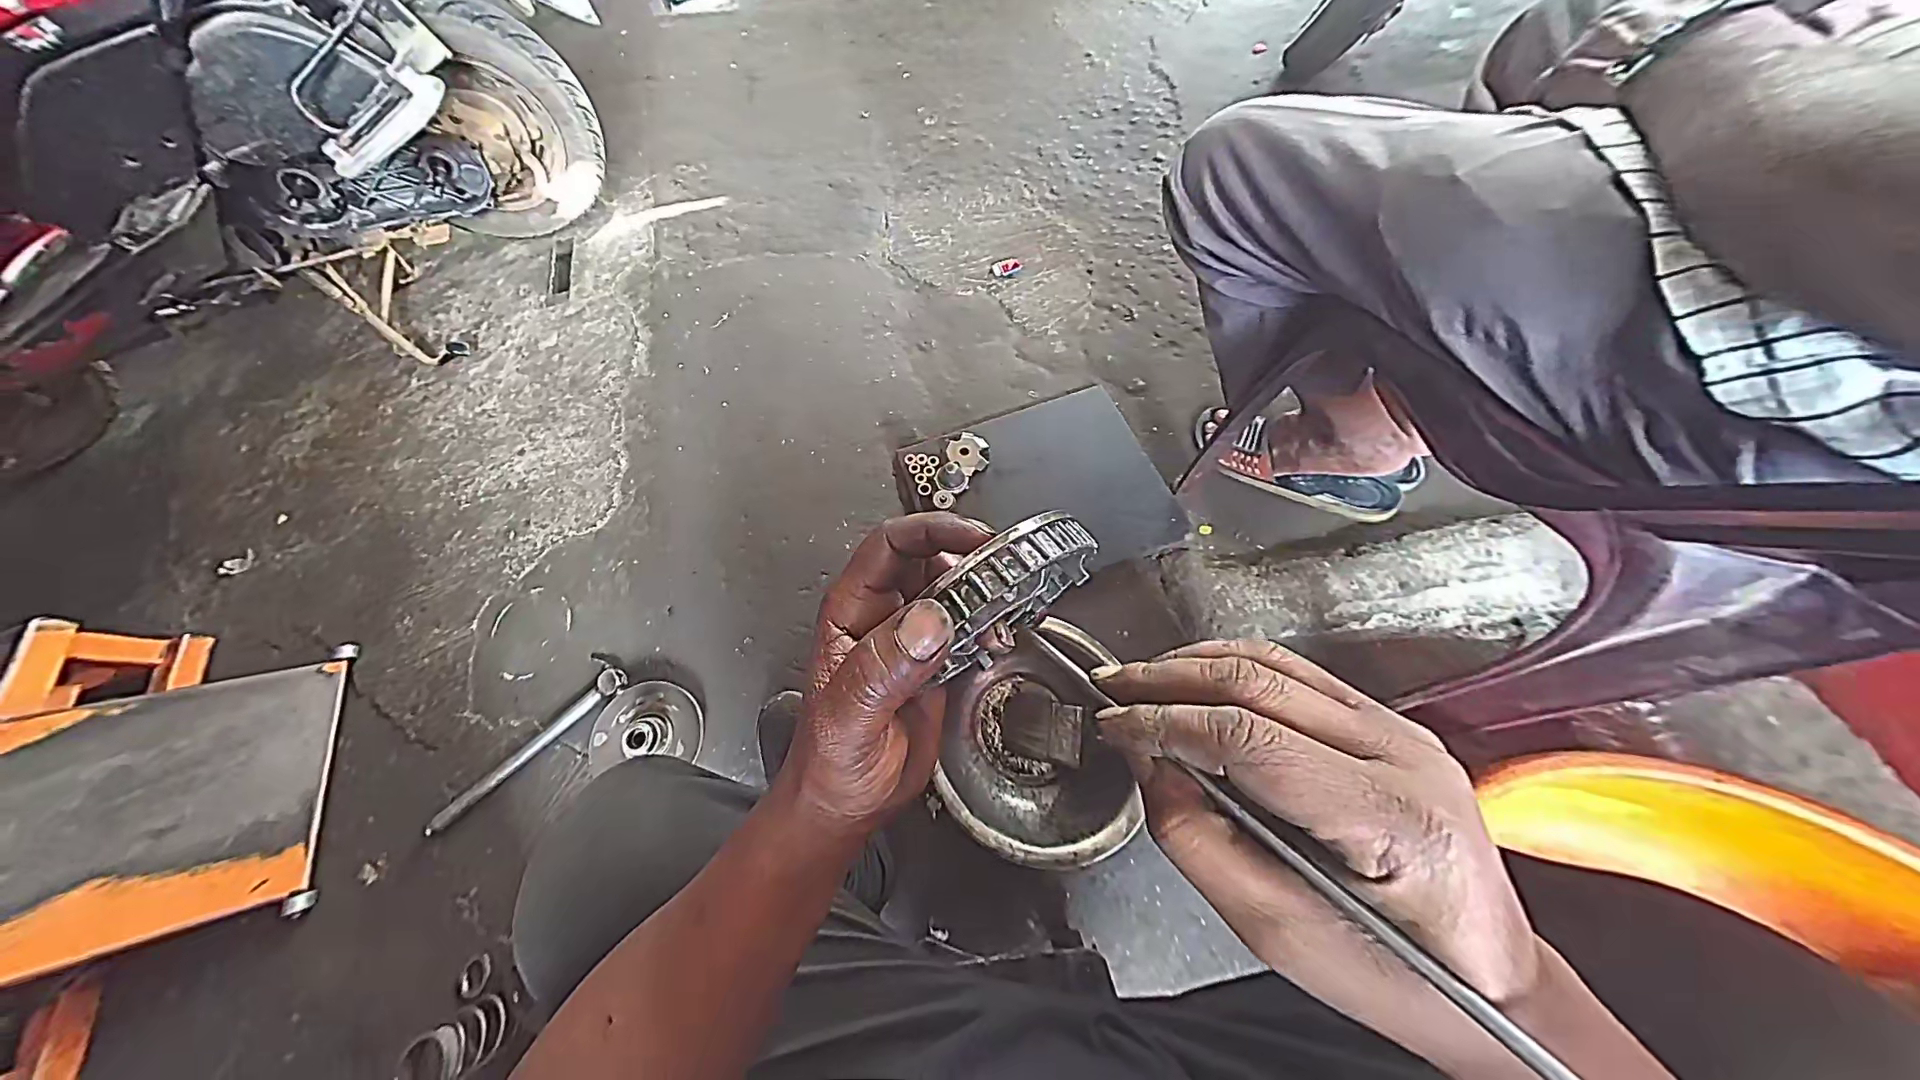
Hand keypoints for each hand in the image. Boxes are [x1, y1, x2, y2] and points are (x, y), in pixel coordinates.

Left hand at [784, 513, 992, 833]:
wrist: (846, 804)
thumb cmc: (827, 763)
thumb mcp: (847, 718)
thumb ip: (882, 670)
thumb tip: (927, 623)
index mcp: (852, 612)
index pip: (891, 545)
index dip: (934, 532)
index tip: (975, 539)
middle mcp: (885, 616)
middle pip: (932, 559)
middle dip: (970, 559)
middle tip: (1003, 572)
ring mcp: (915, 639)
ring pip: (957, 591)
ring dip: (986, 593)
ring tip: (1005, 607)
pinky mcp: (941, 663)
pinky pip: (972, 629)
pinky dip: (992, 627)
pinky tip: (997, 641)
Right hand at [1094, 641, 1541, 1066]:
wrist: (1491, 978)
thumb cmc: (1396, 973)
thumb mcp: (1275, 929)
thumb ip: (1195, 839)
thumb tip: (1149, 763)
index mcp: (1388, 818)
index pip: (1245, 737)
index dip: (1164, 722)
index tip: (1117, 725)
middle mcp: (1403, 755)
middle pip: (1255, 682)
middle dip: (1166, 678)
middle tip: (1113, 687)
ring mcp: (1400, 729)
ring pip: (1271, 661)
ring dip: (1192, 662)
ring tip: (1140, 677)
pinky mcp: (1387, 722)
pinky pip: (1293, 670)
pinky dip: (1229, 665)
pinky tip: (1193, 675)